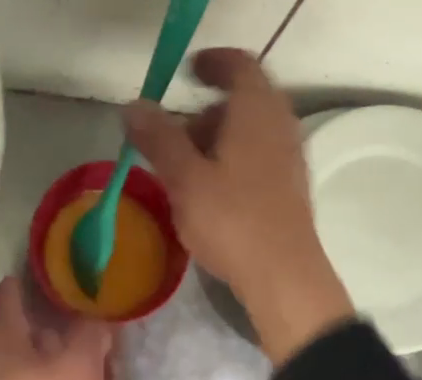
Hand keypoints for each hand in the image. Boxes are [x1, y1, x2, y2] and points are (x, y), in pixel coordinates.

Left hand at [0, 277, 116, 379]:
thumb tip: (99, 311)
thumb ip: (92, 329)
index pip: (10, 295)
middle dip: (76, 325)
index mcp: (6, 342)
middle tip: (107, 318)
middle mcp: (7, 364)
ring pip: (55, 362)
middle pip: (41, 329)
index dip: (32, 275)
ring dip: (86, 359)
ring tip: (116, 363)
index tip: (60, 263)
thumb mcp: (81, 363)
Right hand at [124, 48, 355, 364]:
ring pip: (247, 134)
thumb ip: (158, 140)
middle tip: (171, 140)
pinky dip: (230, 164)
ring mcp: (289, 156)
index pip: (237, 66)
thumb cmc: (231, 221)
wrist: (281, 273)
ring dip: (215, 144)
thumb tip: (132, 106)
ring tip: (183, 175)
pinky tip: (208, 197)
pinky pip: (255, 159)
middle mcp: (279, 123)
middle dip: (204, 115)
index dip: (210, 64)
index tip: (184, 73)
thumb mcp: (184, 180)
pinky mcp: (288, 187)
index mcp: (256, 110)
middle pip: (241, 102)